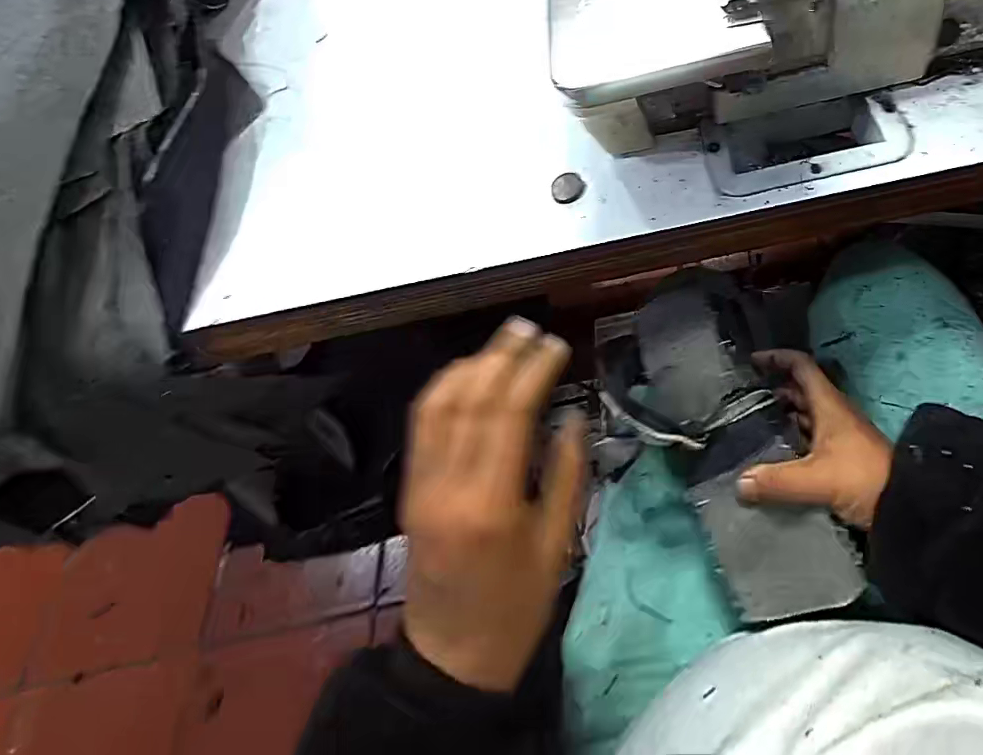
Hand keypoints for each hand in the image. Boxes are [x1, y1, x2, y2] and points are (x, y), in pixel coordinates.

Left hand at [400, 318, 586, 691]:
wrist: (451, 654)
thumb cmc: (518, 601)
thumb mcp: (559, 539)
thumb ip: (568, 472)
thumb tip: (573, 414)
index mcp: (490, 502)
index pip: (508, 415)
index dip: (533, 370)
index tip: (556, 344)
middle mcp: (446, 487)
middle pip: (469, 401)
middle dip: (500, 355)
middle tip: (529, 328)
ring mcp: (419, 487)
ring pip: (436, 407)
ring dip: (470, 365)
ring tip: (503, 340)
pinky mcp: (409, 490)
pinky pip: (423, 426)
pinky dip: (446, 389)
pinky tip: (471, 373)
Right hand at [737, 349, 892, 529]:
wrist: (904, 501)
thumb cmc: (861, 477)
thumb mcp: (816, 480)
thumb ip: (777, 481)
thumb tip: (739, 482)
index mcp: (829, 404)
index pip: (802, 366)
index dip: (778, 358)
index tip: (754, 361)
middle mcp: (833, 412)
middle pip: (800, 389)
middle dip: (774, 387)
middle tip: (745, 396)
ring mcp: (838, 432)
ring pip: (805, 413)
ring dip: (782, 413)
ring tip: (753, 422)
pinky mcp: (840, 453)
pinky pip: (809, 436)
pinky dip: (791, 436)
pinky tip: (774, 451)